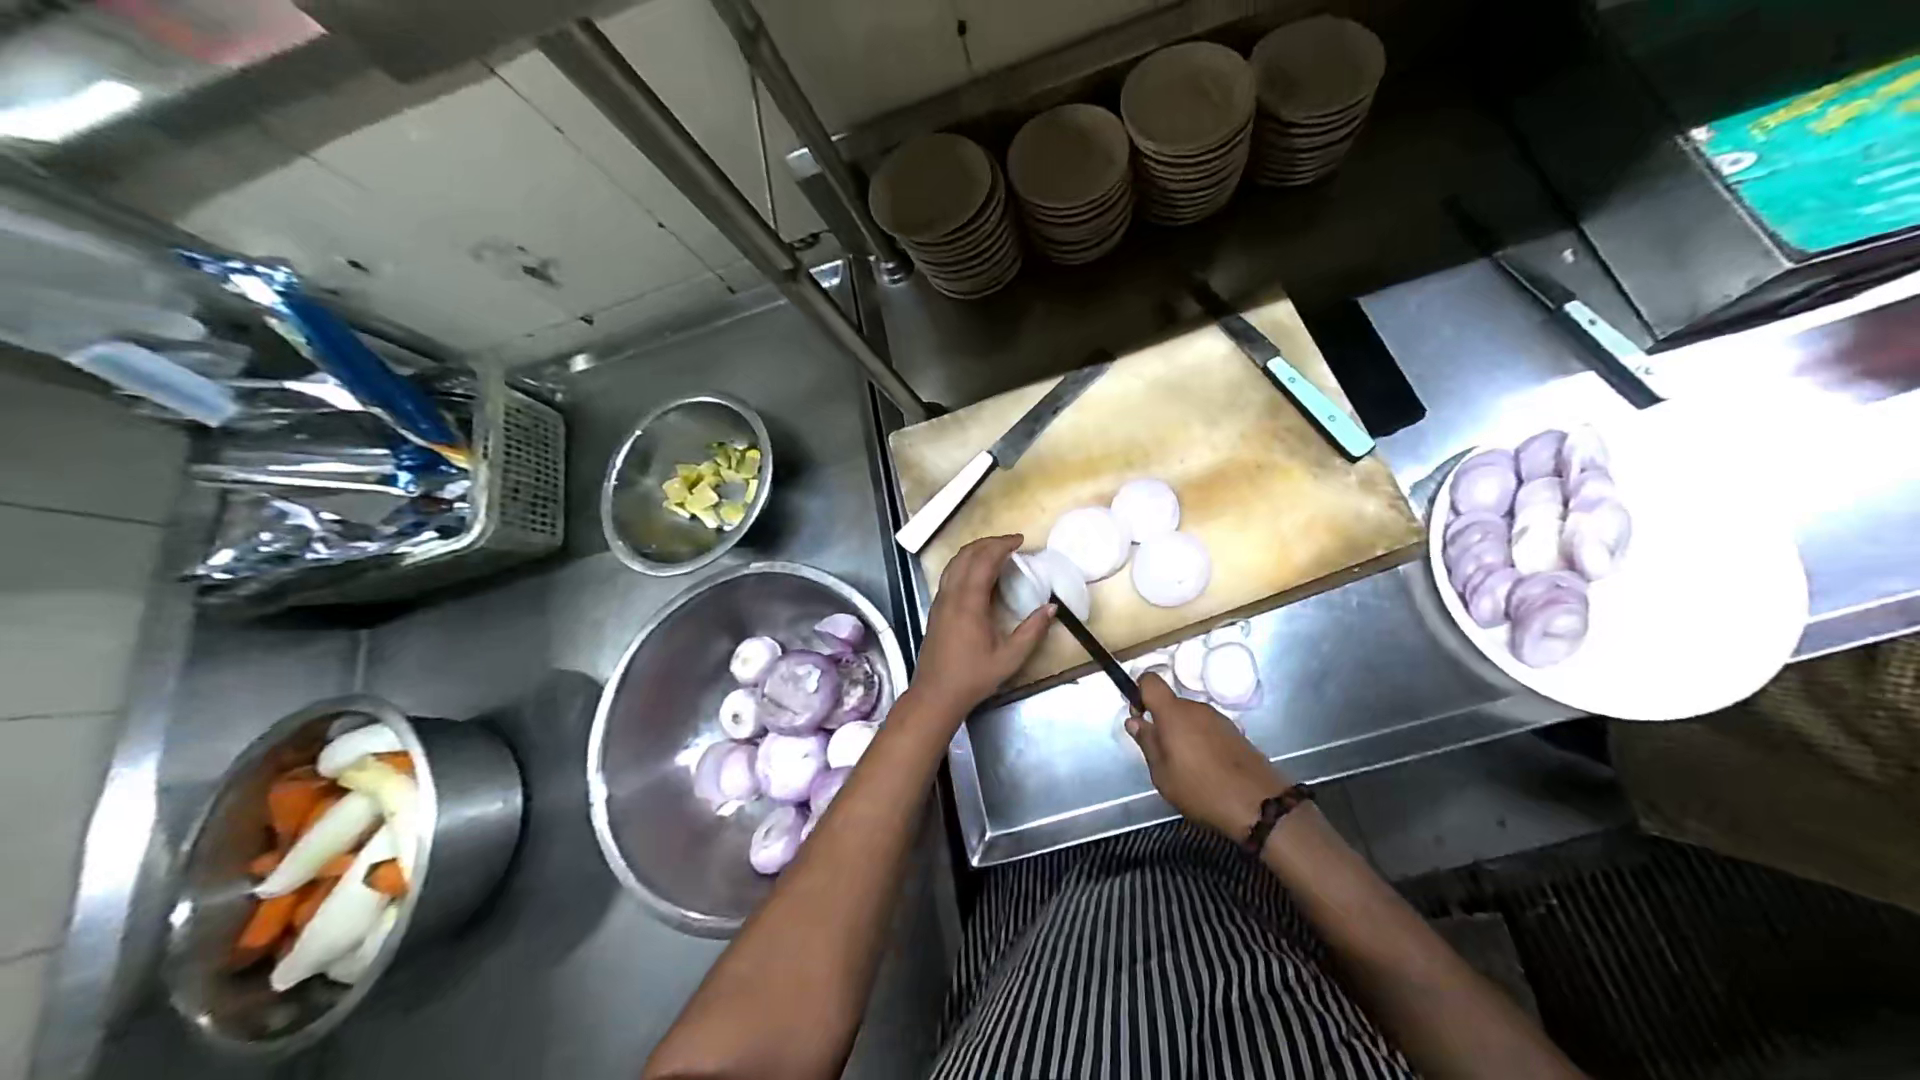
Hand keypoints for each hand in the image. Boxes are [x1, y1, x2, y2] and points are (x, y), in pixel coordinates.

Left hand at [910, 535, 1052, 717]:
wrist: (936, 694)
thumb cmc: (973, 677)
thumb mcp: (1010, 658)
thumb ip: (1032, 631)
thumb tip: (1051, 607)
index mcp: (969, 602)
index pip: (984, 560)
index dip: (1002, 545)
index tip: (1020, 540)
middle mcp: (951, 595)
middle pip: (967, 555)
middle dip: (989, 543)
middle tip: (1011, 542)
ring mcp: (940, 600)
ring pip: (954, 562)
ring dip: (975, 550)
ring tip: (996, 551)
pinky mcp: (936, 608)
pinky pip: (949, 574)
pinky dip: (965, 563)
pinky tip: (978, 573)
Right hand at [1126, 673, 1291, 838]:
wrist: (1260, 805)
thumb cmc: (1201, 789)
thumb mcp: (1162, 774)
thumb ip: (1147, 743)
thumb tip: (1134, 721)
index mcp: (1174, 713)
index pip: (1151, 681)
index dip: (1139, 693)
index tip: (1140, 718)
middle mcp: (1197, 708)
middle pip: (1171, 703)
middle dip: (1162, 722)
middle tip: (1162, 754)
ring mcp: (1219, 719)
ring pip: (1190, 717)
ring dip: (1182, 733)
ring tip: (1186, 767)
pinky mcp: (1236, 733)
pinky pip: (1208, 728)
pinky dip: (1201, 741)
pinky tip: (1207, 769)